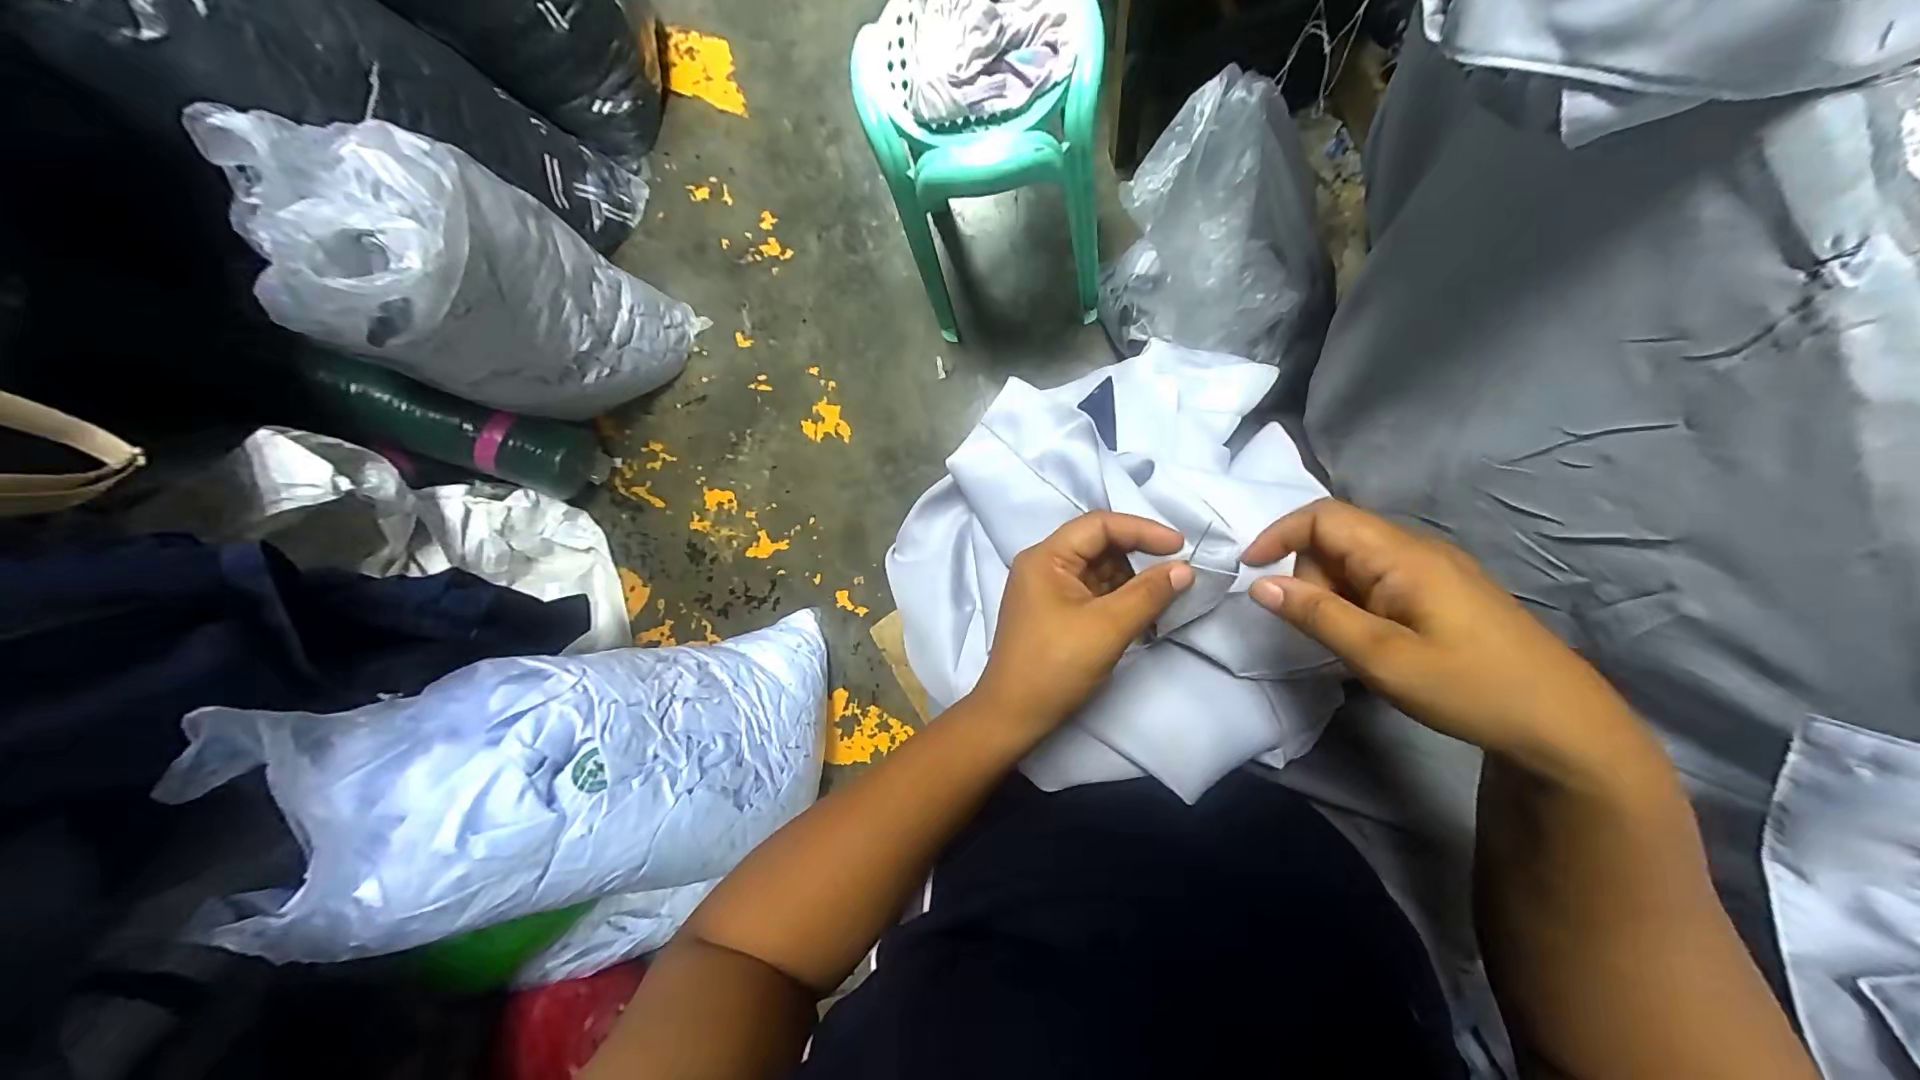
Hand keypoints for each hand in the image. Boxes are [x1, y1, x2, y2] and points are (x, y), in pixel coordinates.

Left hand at [974, 512, 1194, 733]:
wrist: (1013, 716)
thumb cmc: (1055, 666)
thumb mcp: (1107, 627)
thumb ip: (1148, 594)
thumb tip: (1184, 569)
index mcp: (1045, 558)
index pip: (1099, 525)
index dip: (1143, 530)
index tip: (1180, 546)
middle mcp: (1043, 566)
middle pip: (1099, 545)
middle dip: (1139, 557)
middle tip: (1176, 575)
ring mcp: (1047, 590)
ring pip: (1099, 570)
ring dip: (1132, 581)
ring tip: (1163, 599)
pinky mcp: (1054, 613)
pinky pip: (1093, 593)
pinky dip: (1119, 600)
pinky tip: (1143, 615)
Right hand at [1242, 498, 1656, 784]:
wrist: (1565, 725)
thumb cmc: (1470, 688)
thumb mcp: (1381, 658)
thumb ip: (1317, 615)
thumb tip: (1259, 584)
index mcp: (1403, 556)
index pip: (1324, 516)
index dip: (1278, 534)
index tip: (1250, 571)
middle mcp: (1418, 550)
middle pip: (1336, 538)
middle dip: (1309, 576)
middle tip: (1323, 630)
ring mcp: (1434, 569)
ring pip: (1355, 561)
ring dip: (1334, 594)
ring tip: (1356, 644)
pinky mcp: (1443, 591)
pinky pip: (1378, 580)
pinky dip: (1357, 603)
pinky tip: (1376, 641)